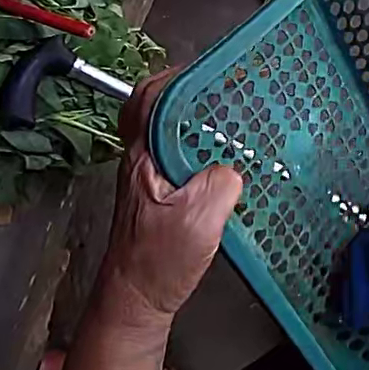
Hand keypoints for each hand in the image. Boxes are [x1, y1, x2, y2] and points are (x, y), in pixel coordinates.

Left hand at [97, 71, 243, 328]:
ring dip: (185, 116)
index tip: (205, 70)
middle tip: (214, 86)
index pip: (149, 99)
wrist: (135, 299)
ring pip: (161, 129)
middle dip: (179, 89)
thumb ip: (219, 186)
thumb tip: (233, 169)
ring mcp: (145, 175)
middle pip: (151, 107)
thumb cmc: (157, 263)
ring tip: (219, 115)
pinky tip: (215, 156)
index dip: (175, 78)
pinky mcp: (155, 192)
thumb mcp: (198, 222)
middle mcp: (139, 159)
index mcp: (143, 158)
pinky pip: (171, 153)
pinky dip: (190, 143)